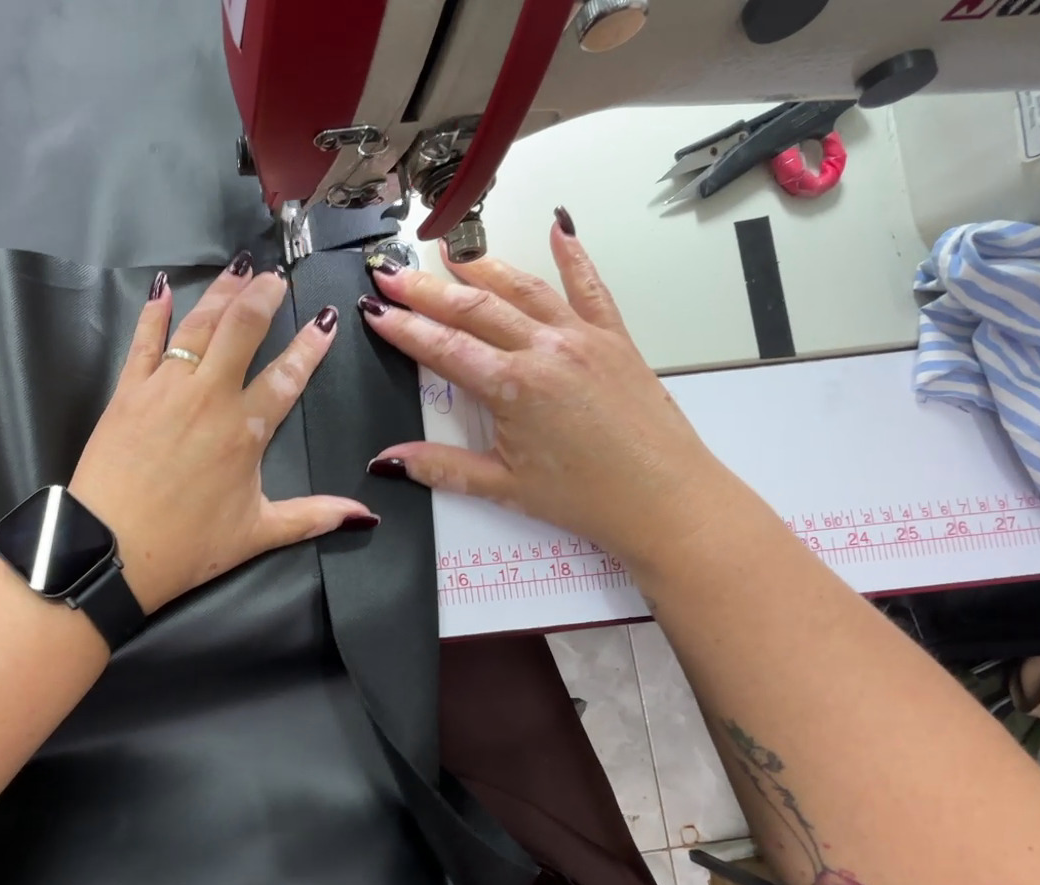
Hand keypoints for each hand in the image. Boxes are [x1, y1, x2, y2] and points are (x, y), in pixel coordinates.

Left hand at [70, 258, 372, 613]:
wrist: (112, 549)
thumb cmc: (186, 546)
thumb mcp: (257, 535)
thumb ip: (312, 517)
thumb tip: (364, 517)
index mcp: (246, 430)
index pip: (288, 375)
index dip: (310, 345)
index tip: (325, 319)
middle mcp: (209, 396)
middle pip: (242, 329)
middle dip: (263, 297)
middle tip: (275, 278)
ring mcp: (165, 388)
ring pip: (198, 324)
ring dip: (221, 293)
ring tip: (239, 269)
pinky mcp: (127, 391)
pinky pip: (143, 341)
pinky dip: (153, 312)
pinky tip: (162, 288)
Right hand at [358, 220, 737, 567]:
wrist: (665, 498)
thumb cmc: (589, 496)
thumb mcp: (503, 486)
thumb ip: (441, 467)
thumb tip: (389, 460)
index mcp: (514, 387)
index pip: (443, 347)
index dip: (403, 327)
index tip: (374, 310)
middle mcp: (546, 351)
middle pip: (474, 308)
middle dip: (426, 289)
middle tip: (392, 273)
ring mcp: (583, 338)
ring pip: (523, 289)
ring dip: (483, 268)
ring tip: (451, 251)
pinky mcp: (614, 339)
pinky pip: (590, 287)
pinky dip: (573, 256)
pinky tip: (559, 230)